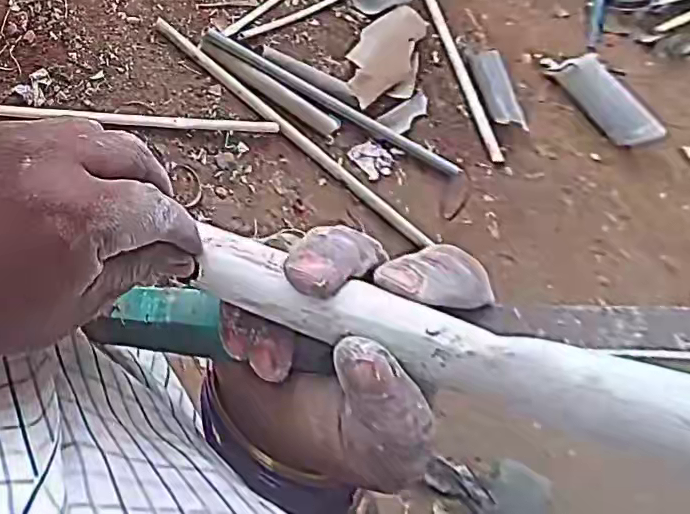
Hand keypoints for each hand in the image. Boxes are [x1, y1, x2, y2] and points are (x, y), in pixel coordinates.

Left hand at [0, 118, 201, 363]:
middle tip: (157, 219)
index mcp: (77, 213)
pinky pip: (57, 130)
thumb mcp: (72, 306)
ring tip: (118, 200)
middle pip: (134, 155)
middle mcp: (53, 161)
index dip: (180, 230)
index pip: (156, 208)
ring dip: (119, 164)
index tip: (184, 245)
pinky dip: (79, 152)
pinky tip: (75, 181)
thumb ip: (131, 270)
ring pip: (98, 133)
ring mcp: (22, 138)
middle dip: (156, 187)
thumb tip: (169, 253)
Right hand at [214, 227, 494, 491]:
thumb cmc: (355, 434)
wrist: (286, 437)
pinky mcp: (262, 278)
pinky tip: (244, 347)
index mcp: (427, 324)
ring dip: (273, 297)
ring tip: (270, 360)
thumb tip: (365, 357)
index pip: (449, 276)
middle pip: (355, 248)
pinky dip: (239, 310)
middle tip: (307, 281)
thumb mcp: (388, 440)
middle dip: (328, 258)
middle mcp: (369, 290)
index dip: (428, 273)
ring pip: (289, 252)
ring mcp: (310, 281)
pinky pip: (243, 274)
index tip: (398, 287)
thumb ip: (390, 405)